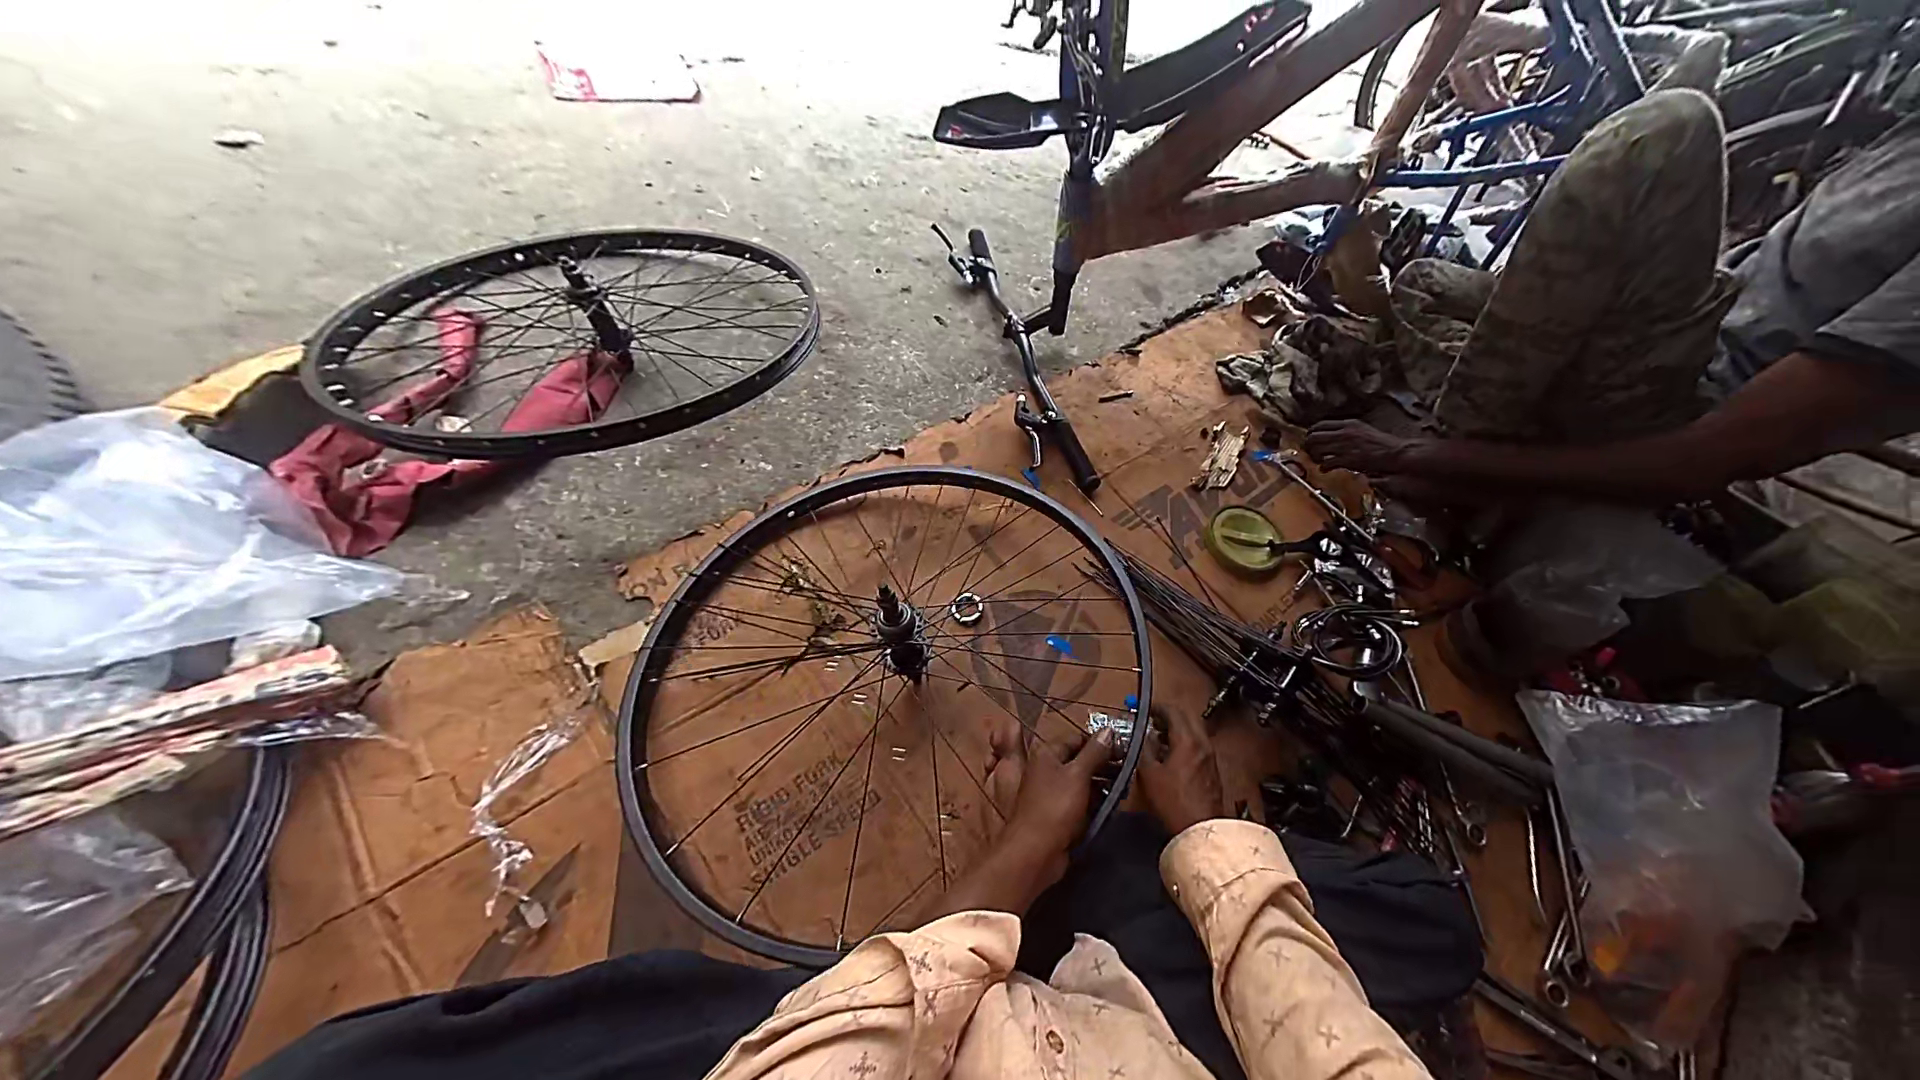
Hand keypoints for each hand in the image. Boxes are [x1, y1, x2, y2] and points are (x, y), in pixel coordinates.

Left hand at [994, 721, 1112, 879]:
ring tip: (1125, 786)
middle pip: (1080, 760)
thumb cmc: (1055, 806)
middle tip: (1129, 768)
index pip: (1077, 739)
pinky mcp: (1061, 813)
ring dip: (1102, 782)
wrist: (1036, 850)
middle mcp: (1049, 769)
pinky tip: (1113, 803)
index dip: (1100, 742)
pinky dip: (1096, 799)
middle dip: (1104, 763)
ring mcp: (1054, 792)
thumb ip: (1094, 752)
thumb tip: (1108, 730)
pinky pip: (1081, 800)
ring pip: (1082, 781)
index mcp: (1048, 754)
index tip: (1124, 748)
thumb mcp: (1078, 774)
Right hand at [1137, 706, 1224, 836]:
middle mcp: (1203, 744)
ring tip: (1158, 737)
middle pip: (1187, 718)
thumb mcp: (1149, 772)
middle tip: (1151, 719)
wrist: (1200, 829)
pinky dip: (1184, 741)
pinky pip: (1197, 745)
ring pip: (1194, 731)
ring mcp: (1210, 757)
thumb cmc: (1173, 802)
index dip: (1156, 707)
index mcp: (1188, 740)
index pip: (1173, 711)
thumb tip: (1144, 735)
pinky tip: (1170, 754)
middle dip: (1168, 715)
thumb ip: (1145, 748)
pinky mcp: (1212, 770)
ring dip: (1176, 728)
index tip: (1144, 709)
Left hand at [1305, 420, 1416, 475]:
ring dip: (1314, 456)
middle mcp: (1344, 433)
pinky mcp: (1346, 459)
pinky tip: (1326, 469)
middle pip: (1313, 437)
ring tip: (1318, 460)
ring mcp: (1344, 446)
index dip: (1311, 433)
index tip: (1310, 439)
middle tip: (1310, 451)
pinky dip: (1323, 467)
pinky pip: (1326, 463)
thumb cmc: (1381, 445)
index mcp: (1349, 424)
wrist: (1395, 454)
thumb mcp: (1363, 431)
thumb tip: (1332, 436)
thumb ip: (1347, 431)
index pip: (1319, 425)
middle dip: (1308, 445)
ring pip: (1316, 449)